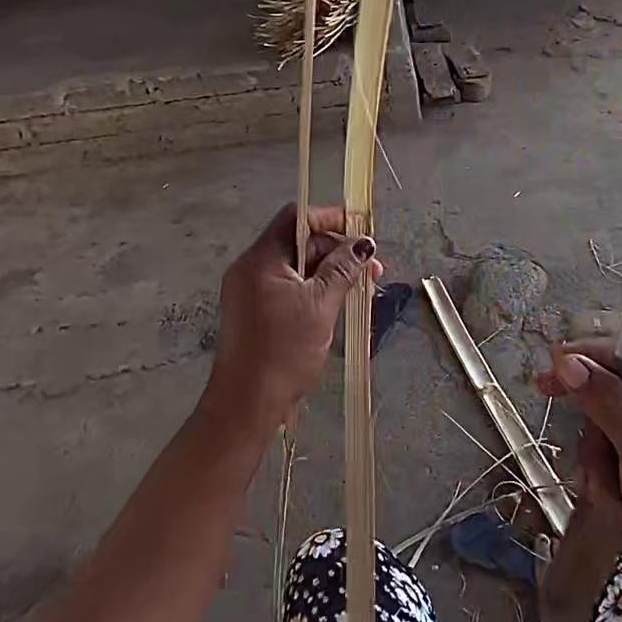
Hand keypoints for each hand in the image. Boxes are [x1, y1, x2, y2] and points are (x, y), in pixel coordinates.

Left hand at [210, 204, 382, 418]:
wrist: (248, 403)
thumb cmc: (283, 351)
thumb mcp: (320, 305)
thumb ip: (342, 269)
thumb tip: (364, 244)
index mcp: (261, 260)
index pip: (296, 219)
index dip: (331, 219)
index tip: (362, 231)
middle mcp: (251, 269)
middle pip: (299, 243)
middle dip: (337, 250)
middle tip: (372, 267)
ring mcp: (252, 291)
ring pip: (297, 268)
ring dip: (330, 272)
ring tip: (362, 287)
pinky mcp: (257, 312)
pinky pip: (290, 288)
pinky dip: (315, 289)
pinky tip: (339, 301)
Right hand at [535, 341, 621, 608]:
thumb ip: (608, 404)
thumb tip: (568, 362)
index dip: (595, 360)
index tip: (553, 365)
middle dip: (599, 425)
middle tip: (589, 453)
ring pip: (615, 425)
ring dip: (602, 456)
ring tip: (612, 490)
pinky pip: (621, 451)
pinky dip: (610, 471)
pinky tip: (616, 496)